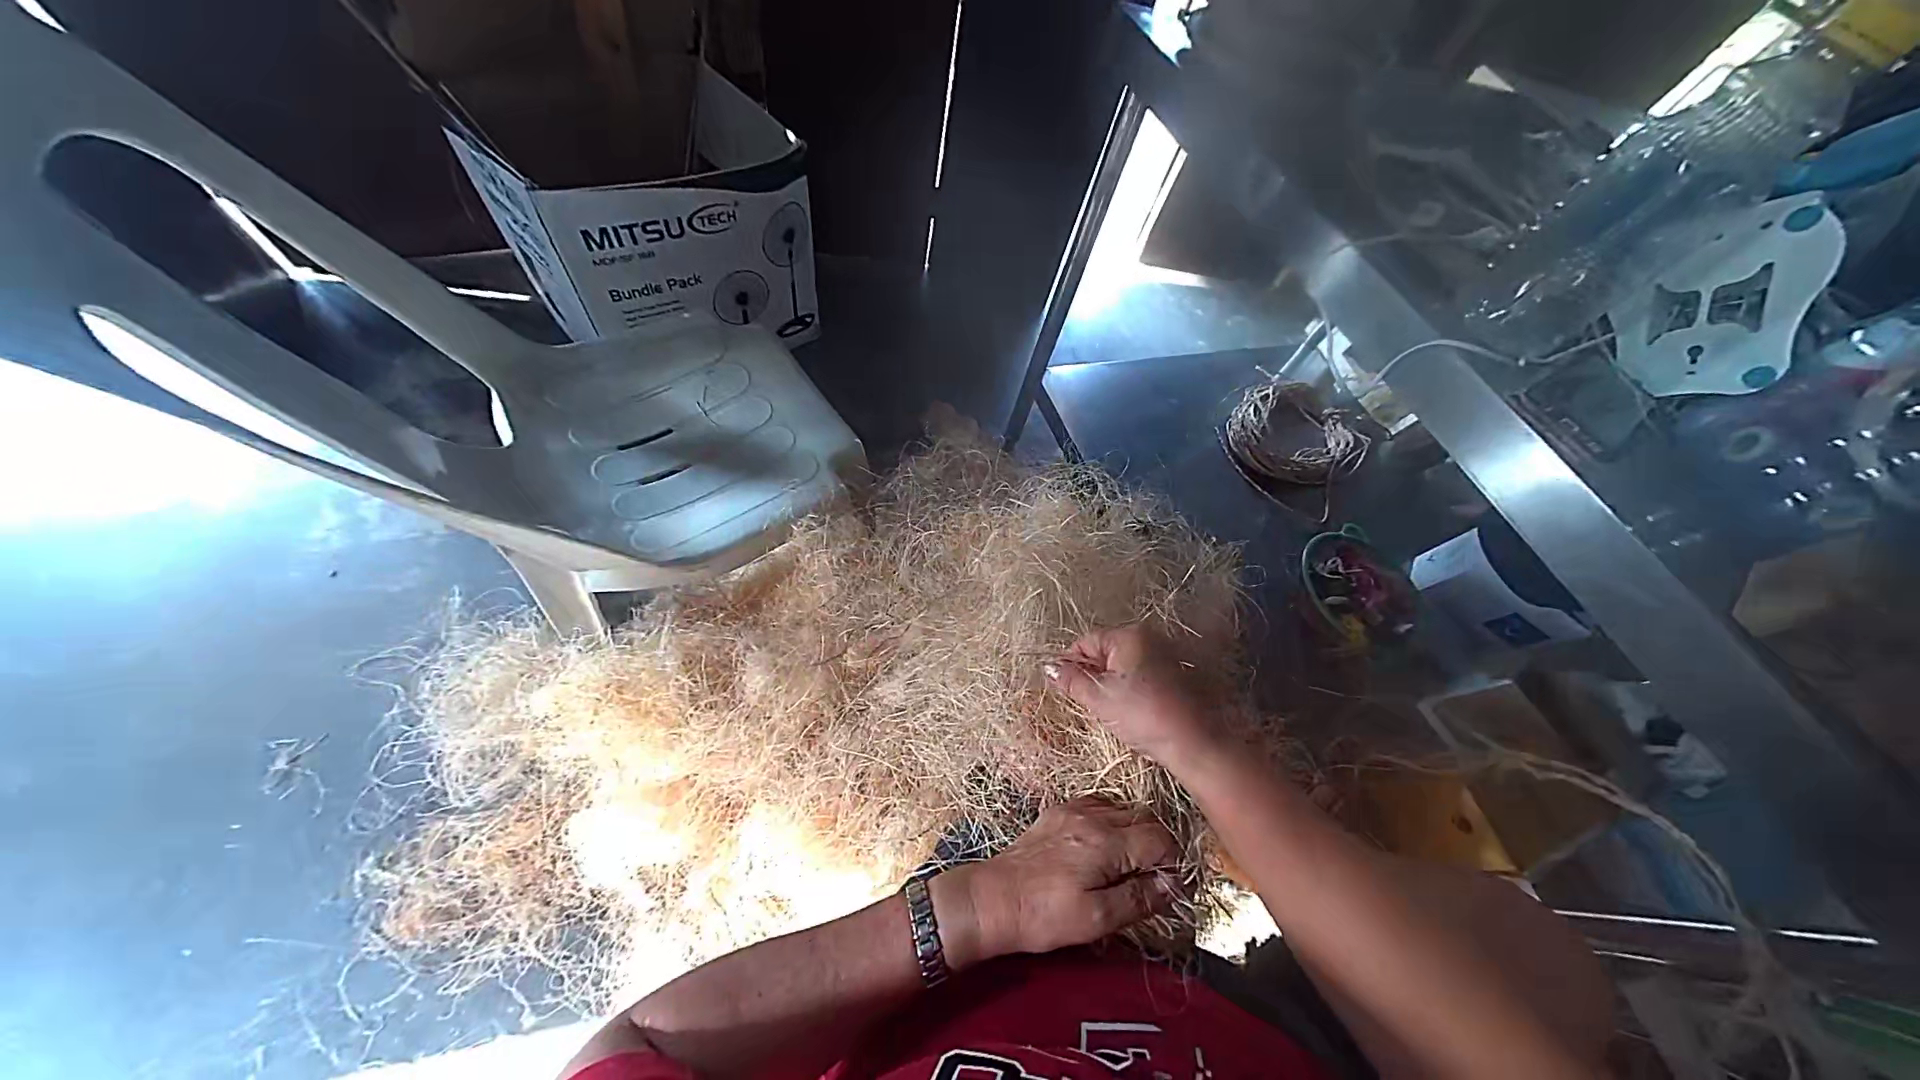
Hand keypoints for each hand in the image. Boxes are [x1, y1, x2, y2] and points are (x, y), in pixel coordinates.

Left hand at [931, 798, 1177, 966]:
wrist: (994, 899)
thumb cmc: (1044, 915)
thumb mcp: (1097, 918)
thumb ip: (1139, 897)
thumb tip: (1172, 885)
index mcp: (1105, 841)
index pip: (1160, 837)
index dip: (1174, 863)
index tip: (1172, 888)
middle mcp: (1091, 815)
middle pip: (1145, 817)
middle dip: (1160, 846)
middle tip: (1156, 878)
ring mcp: (1073, 809)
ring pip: (1123, 807)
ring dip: (1137, 831)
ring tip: (1133, 865)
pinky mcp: (1058, 812)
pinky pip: (1099, 804)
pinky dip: (1113, 820)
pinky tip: (1108, 846)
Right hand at [1044, 624, 1226, 770]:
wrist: (1195, 743)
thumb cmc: (1143, 715)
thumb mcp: (1099, 698)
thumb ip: (1071, 679)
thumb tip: (1049, 667)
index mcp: (1129, 635)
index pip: (1086, 641)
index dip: (1071, 664)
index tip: (1067, 687)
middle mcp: (1151, 637)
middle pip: (1107, 651)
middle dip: (1094, 674)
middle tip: (1090, 702)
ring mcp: (1168, 655)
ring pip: (1126, 665)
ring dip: (1114, 683)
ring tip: (1113, 710)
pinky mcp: (1181, 675)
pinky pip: (1145, 675)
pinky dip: (1134, 688)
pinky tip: (1135, 711)